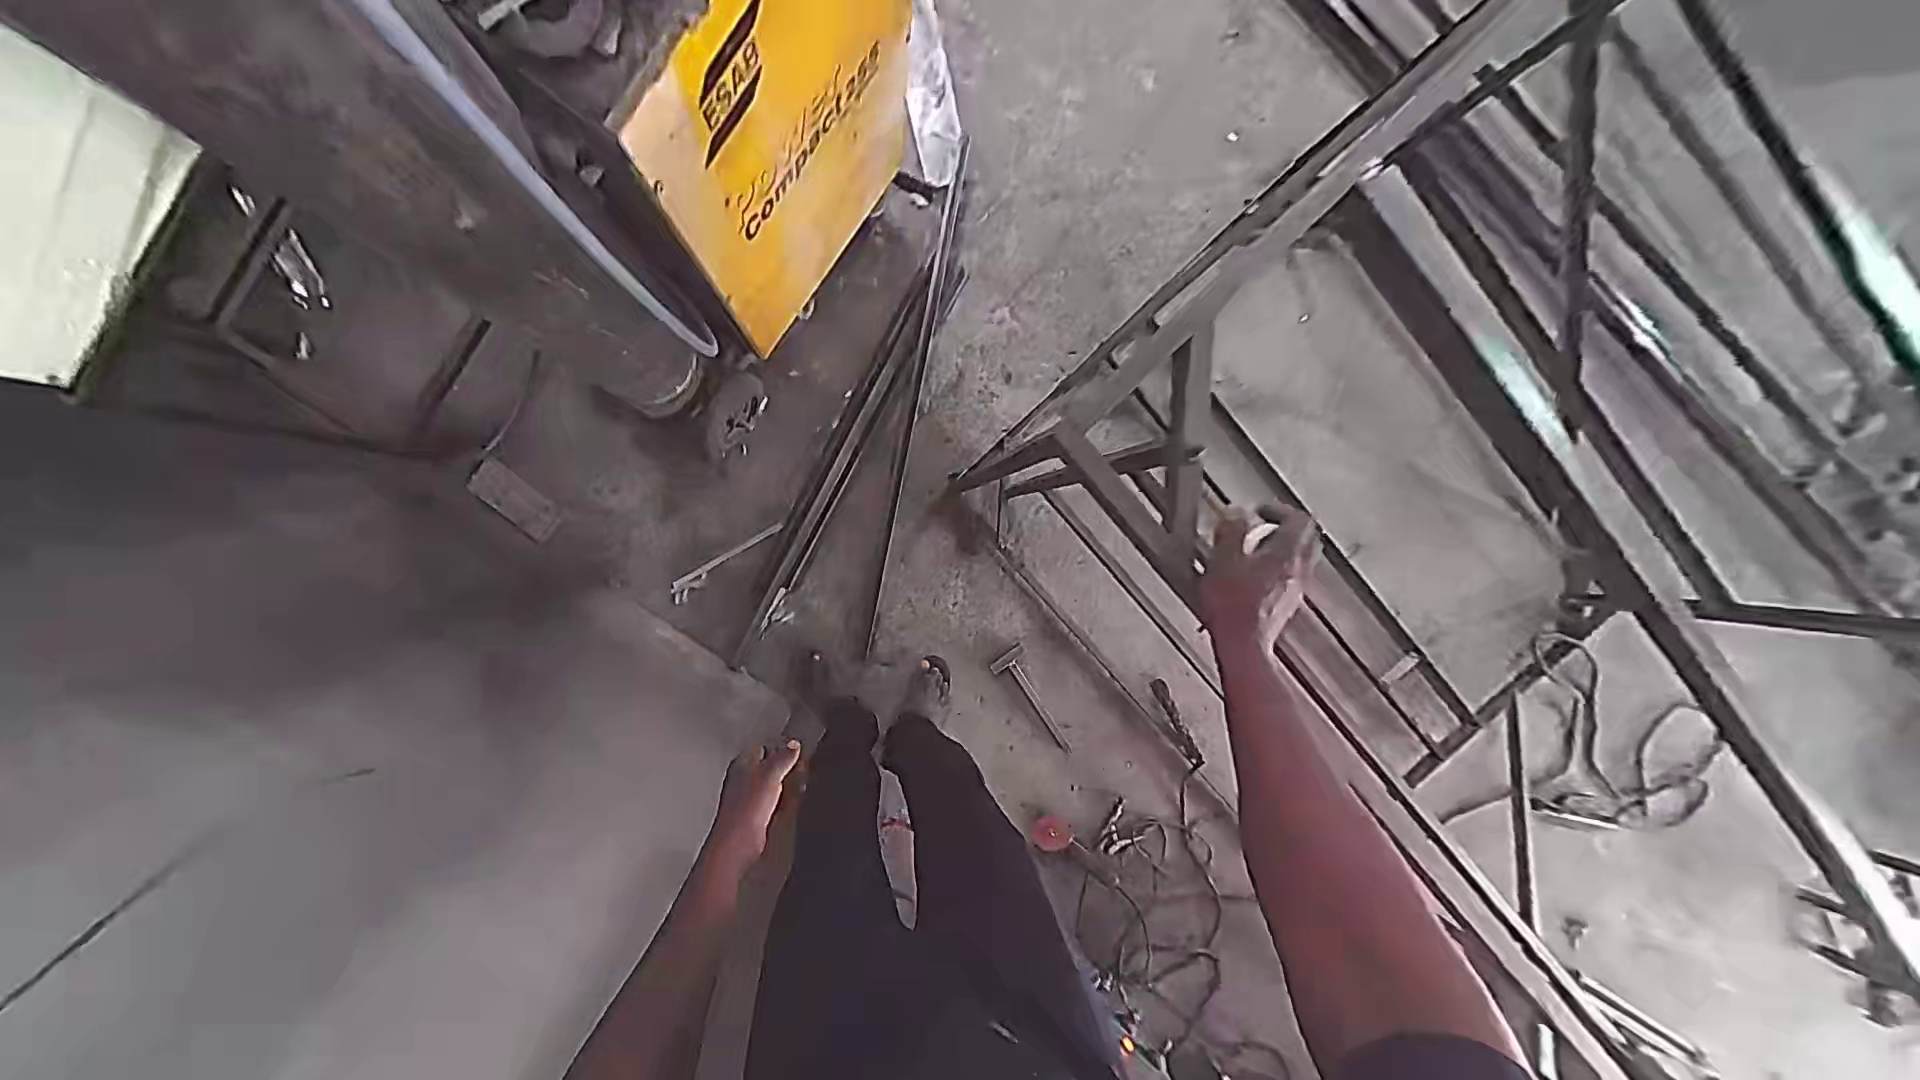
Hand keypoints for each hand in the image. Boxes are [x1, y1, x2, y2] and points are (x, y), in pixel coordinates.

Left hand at [707, 739, 803, 871]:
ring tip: (800, 782)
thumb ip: (783, 757)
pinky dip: (785, 800)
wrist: (739, 842)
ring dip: (787, 784)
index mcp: (741, 764)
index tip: (795, 746)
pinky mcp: (757, 816)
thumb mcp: (770, 773)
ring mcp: (750, 799)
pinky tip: (793, 801)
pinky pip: (775, 802)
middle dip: (785, 766)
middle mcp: (743, 781)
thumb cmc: (745, 807)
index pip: (761, 747)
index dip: (778, 745)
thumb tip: (793, 745)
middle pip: (768, 767)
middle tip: (800, 764)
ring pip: (773, 785)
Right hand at [1199, 507, 1320, 648]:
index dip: (1280, 509)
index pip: (1299, 520)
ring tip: (1255, 549)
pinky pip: (1288, 578)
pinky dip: (1275, 569)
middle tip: (1264, 526)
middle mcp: (1298, 570)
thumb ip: (1231, 531)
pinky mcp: (1285, 605)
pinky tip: (1252, 576)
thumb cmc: (1234, 605)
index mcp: (1287, 553)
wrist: (1243, 644)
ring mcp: (1294, 589)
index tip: (1261, 510)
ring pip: (1300, 559)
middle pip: (1307, 539)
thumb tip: (1237, 514)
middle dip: (1286, 528)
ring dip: (1280, 549)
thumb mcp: (1223, 559)